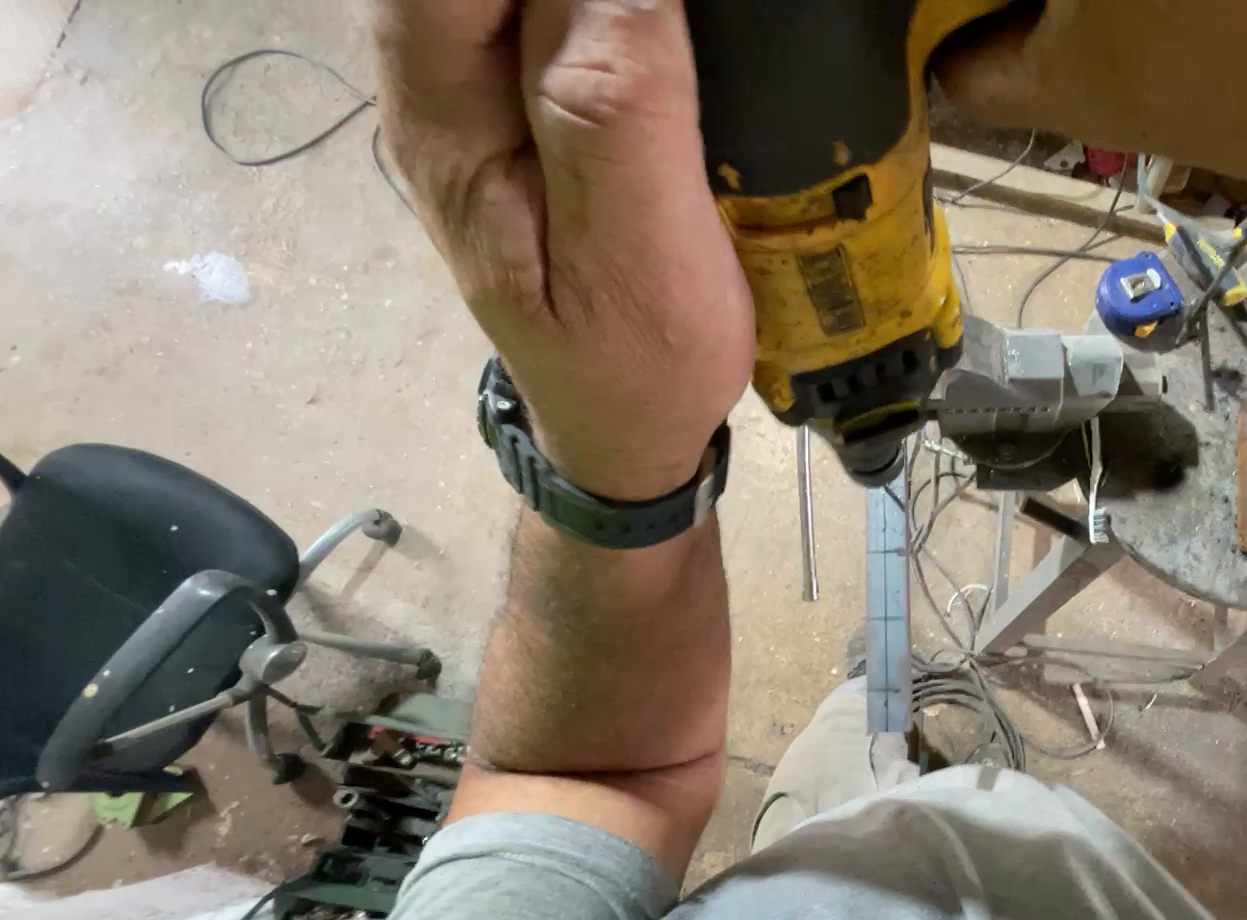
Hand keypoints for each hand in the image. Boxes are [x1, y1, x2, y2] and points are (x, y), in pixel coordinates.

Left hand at [376, 0, 752, 500]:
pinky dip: (615, 20)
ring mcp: (490, 108)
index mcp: (447, 117)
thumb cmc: (641, 367)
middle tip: (683, 35)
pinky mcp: (540, 130)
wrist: (630, 433)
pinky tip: (667, 42)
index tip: (660, 12)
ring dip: (613, 8)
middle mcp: (444, 90)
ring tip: (685, 39)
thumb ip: (621, 110)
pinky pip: (558, 25)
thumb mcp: (640, 257)